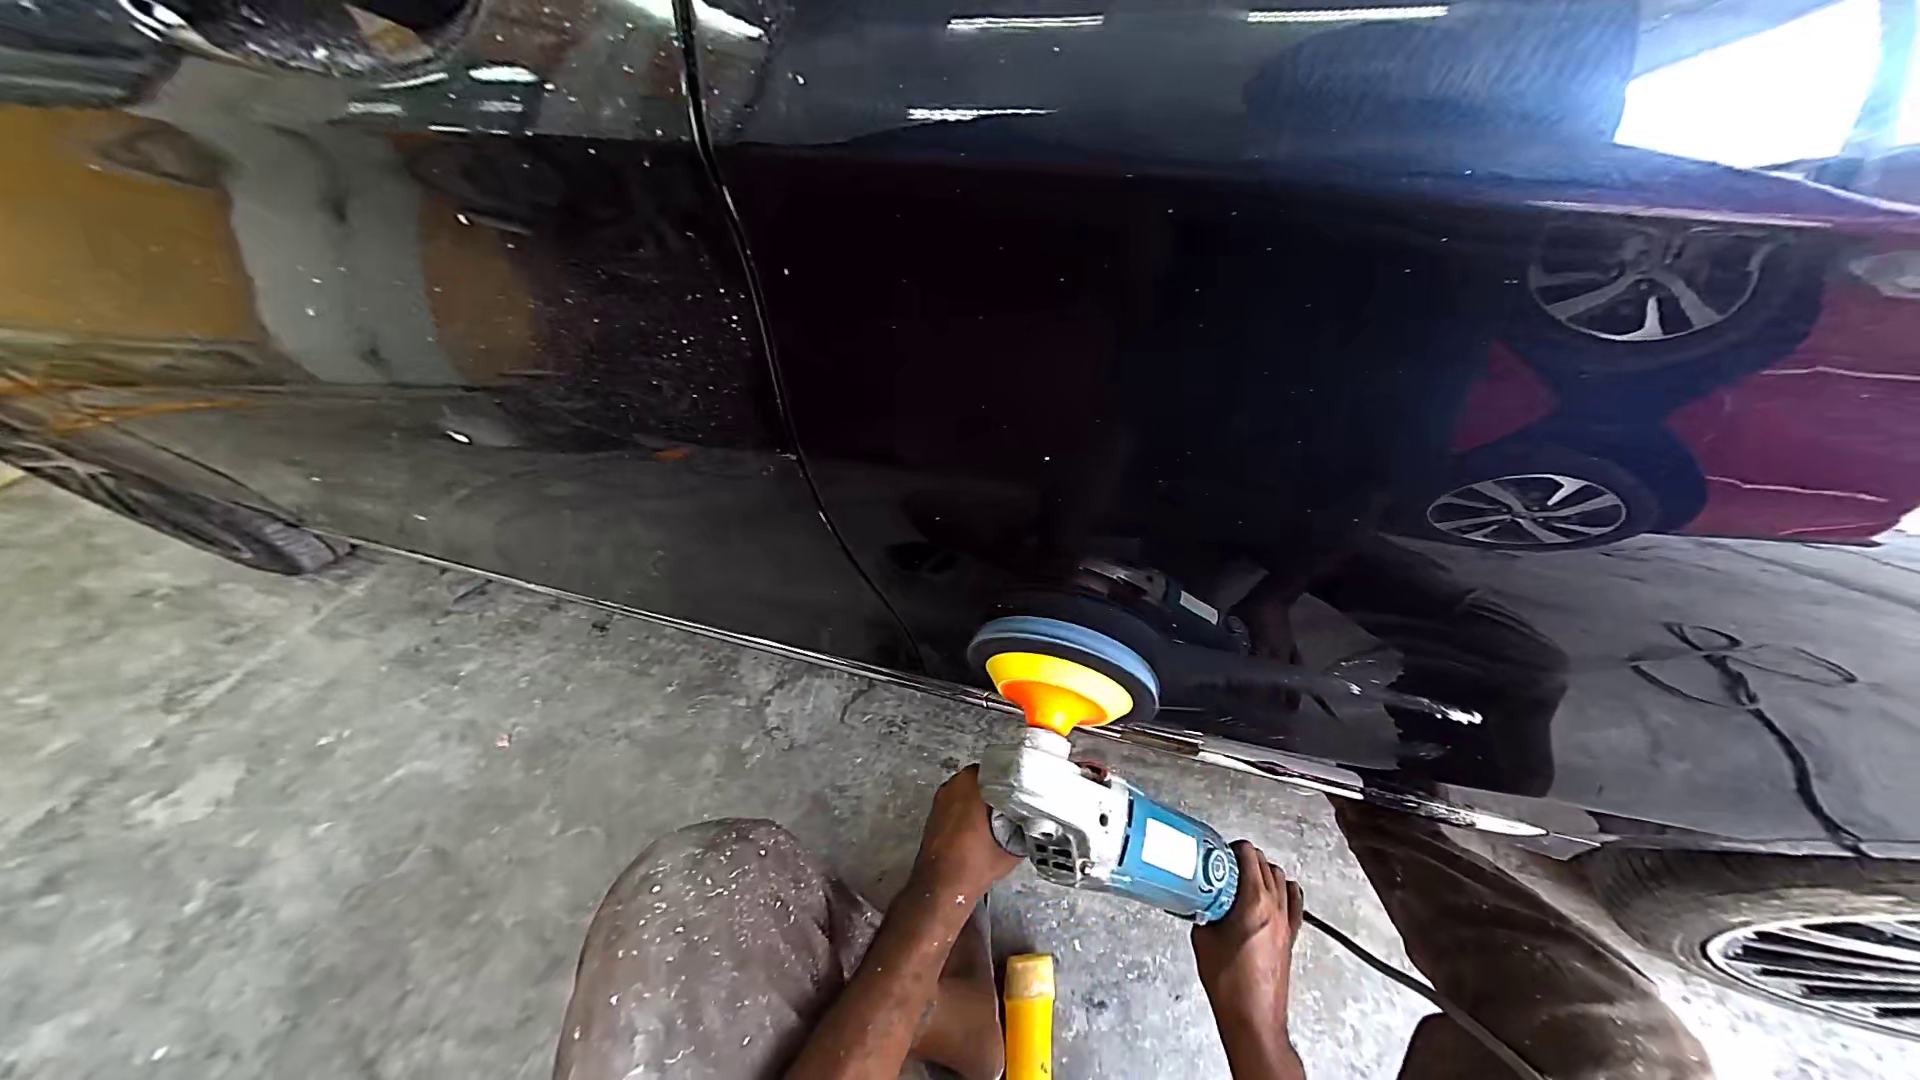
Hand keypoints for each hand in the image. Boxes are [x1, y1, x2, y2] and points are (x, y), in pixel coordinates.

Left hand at [909, 765, 1023, 900]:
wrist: (941, 887)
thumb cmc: (973, 865)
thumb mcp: (1009, 848)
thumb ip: (1022, 829)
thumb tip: (1032, 822)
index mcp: (971, 785)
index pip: (998, 767)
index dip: (1013, 776)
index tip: (1024, 786)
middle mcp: (953, 784)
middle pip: (983, 776)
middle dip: (998, 786)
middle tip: (1015, 800)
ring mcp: (941, 796)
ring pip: (969, 787)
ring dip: (983, 796)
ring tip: (1000, 811)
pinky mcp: (935, 810)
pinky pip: (957, 799)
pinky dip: (968, 805)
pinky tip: (981, 822)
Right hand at [1192, 841, 1304, 1046]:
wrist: (1253, 1017)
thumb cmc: (1230, 982)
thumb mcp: (1202, 937)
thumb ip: (1203, 910)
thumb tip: (1200, 902)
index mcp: (1254, 901)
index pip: (1250, 855)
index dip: (1232, 848)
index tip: (1219, 852)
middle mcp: (1275, 908)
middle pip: (1266, 864)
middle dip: (1246, 857)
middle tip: (1226, 864)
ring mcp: (1287, 923)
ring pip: (1282, 879)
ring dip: (1264, 872)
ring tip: (1244, 879)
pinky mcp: (1291, 938)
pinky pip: (1294, 903)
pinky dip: (1283, 892)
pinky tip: (1268, 898)